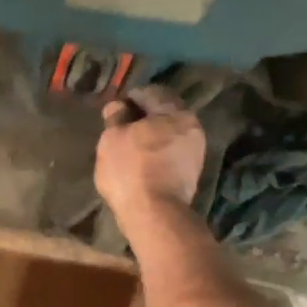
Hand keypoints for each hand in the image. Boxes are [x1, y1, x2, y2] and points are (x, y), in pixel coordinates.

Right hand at [94, 85, 206, 220]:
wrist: (154, 213)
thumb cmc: (130, 171)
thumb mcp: (112, 140)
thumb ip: (115, 118)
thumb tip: (117, 106)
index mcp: (173, 110)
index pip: (151, 93)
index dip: (131, 98)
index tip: (116, 110)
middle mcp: (190, 124)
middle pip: (165, 113)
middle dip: (145, 117)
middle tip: (124, 129)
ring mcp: (195, 149)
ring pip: (170, 134)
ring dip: (154, 137)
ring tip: (134, 148)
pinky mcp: (192, 171)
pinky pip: (173, 153)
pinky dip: (160, 153)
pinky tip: (146, 164)